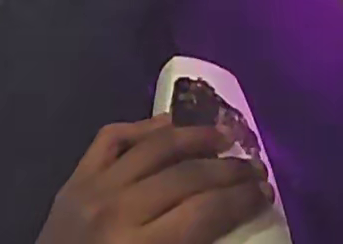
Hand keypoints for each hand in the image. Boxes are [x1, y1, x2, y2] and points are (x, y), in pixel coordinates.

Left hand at [36, 116, 271, 243]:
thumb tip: (227, 220)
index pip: (202, 215)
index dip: (239, 200)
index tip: (266, 190)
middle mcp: (117, 210)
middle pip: (184, 177)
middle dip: (226, 169)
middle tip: (255, 164)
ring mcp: (93, 186)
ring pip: (152, 147)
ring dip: (193, 137)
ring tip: (223, 133)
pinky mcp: (76, 176)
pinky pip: (113, 137)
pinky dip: (144, 127)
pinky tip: (169, 124)